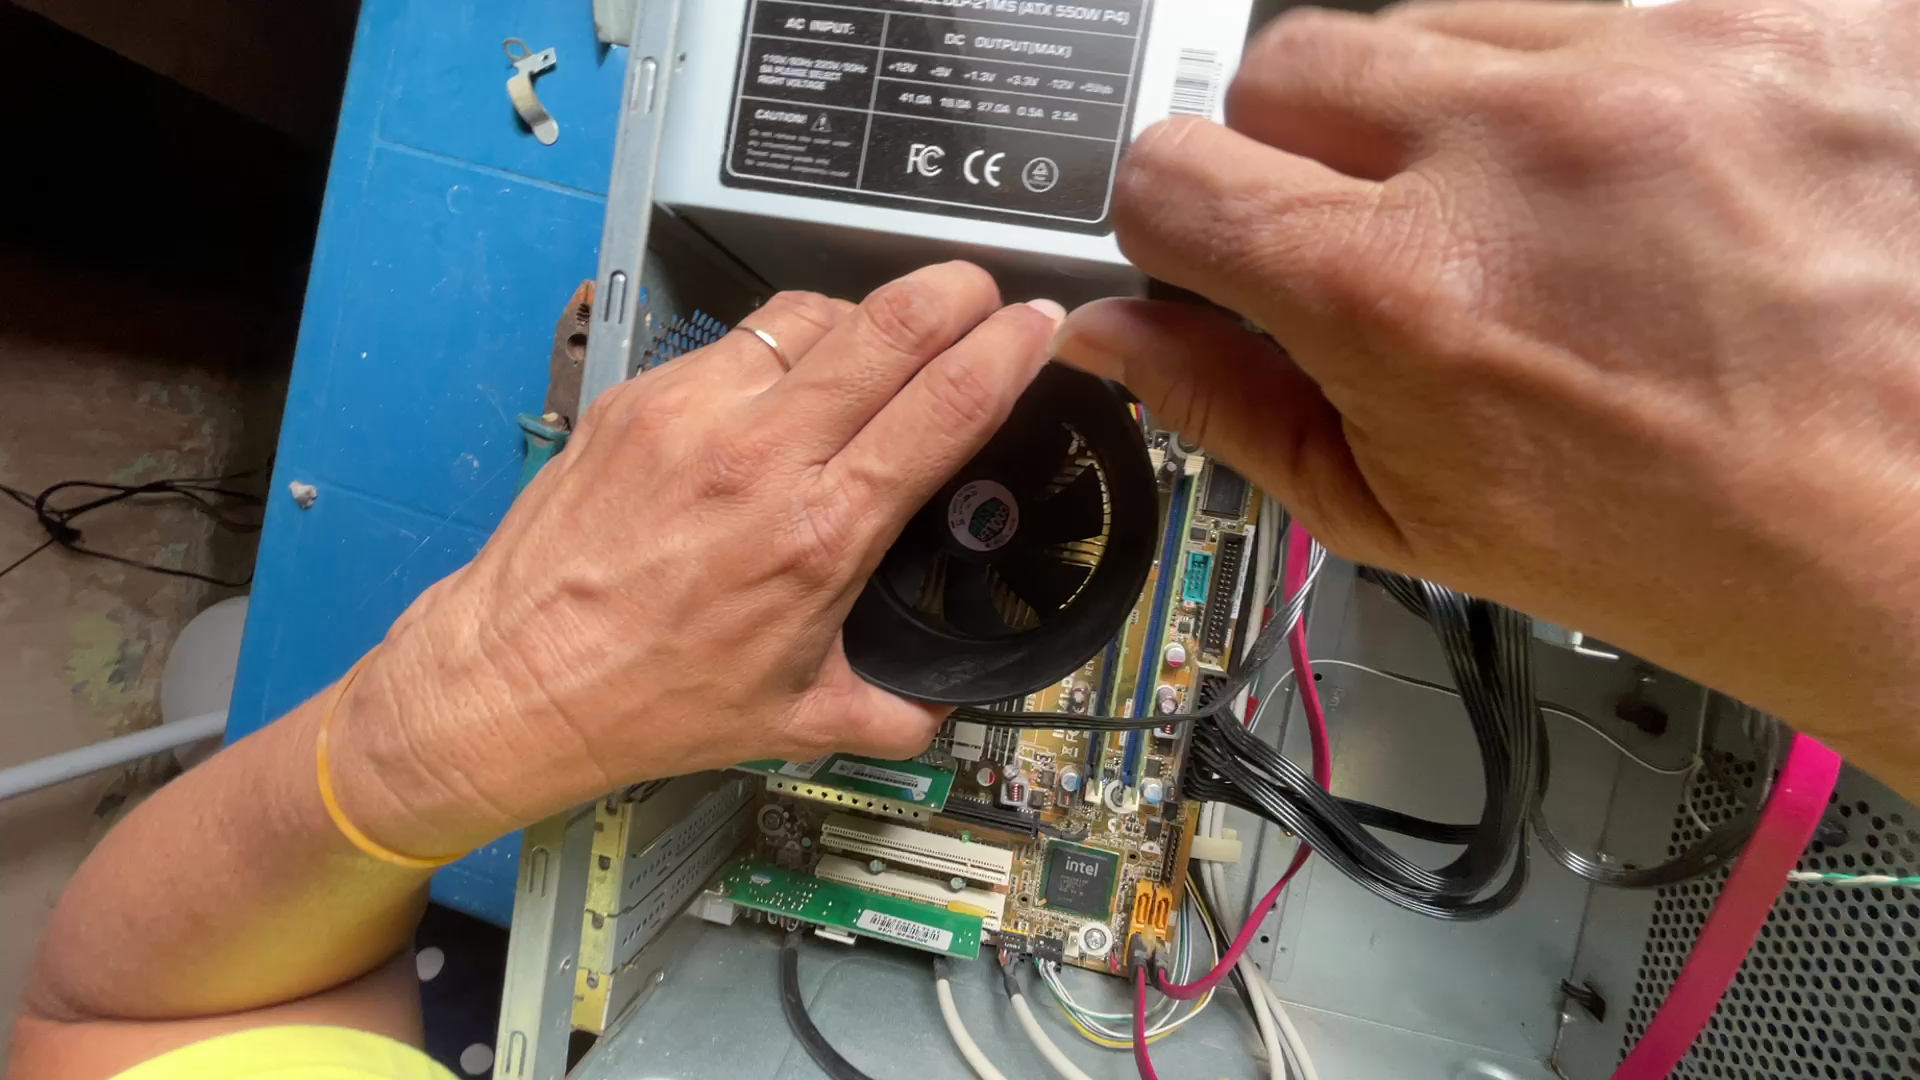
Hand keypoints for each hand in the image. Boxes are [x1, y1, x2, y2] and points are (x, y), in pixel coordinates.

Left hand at [331, 263, 1062, 853]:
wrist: (515, 678)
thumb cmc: (661, 699)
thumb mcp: (805, 721)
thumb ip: (904, 710)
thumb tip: (955, 697)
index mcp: (821, 532)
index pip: (944, 407)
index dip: (1009, 351)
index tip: (1042, 326)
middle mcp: (764, 456)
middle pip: (889, 326)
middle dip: (959, 291)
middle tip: (988, 294)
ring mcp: (698, 410)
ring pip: (819, 312)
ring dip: (876, 315)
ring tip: (894, 343)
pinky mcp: (647, 394)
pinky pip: (749, 335)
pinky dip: (799, 339)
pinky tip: (803, 374)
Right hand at [1053, 0, 1919, 771]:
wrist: (1917, 522)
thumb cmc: (1630, 535)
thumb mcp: (1374, 503)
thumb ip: (1214, 401)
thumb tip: (1107, 336)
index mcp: (1390, 292)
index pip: (1171, 174)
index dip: (1158, 218)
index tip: (1192, 252)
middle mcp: (1513, 144)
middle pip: (1276, 62)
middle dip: (1270, 153)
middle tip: (1333, 237)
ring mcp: (1663, 54)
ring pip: (1414, 18)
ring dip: (1404, 113)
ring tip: (1478, 216)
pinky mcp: (1779, 8)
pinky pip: (1569, 5)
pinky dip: (1535, 85)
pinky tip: (1586, 175)